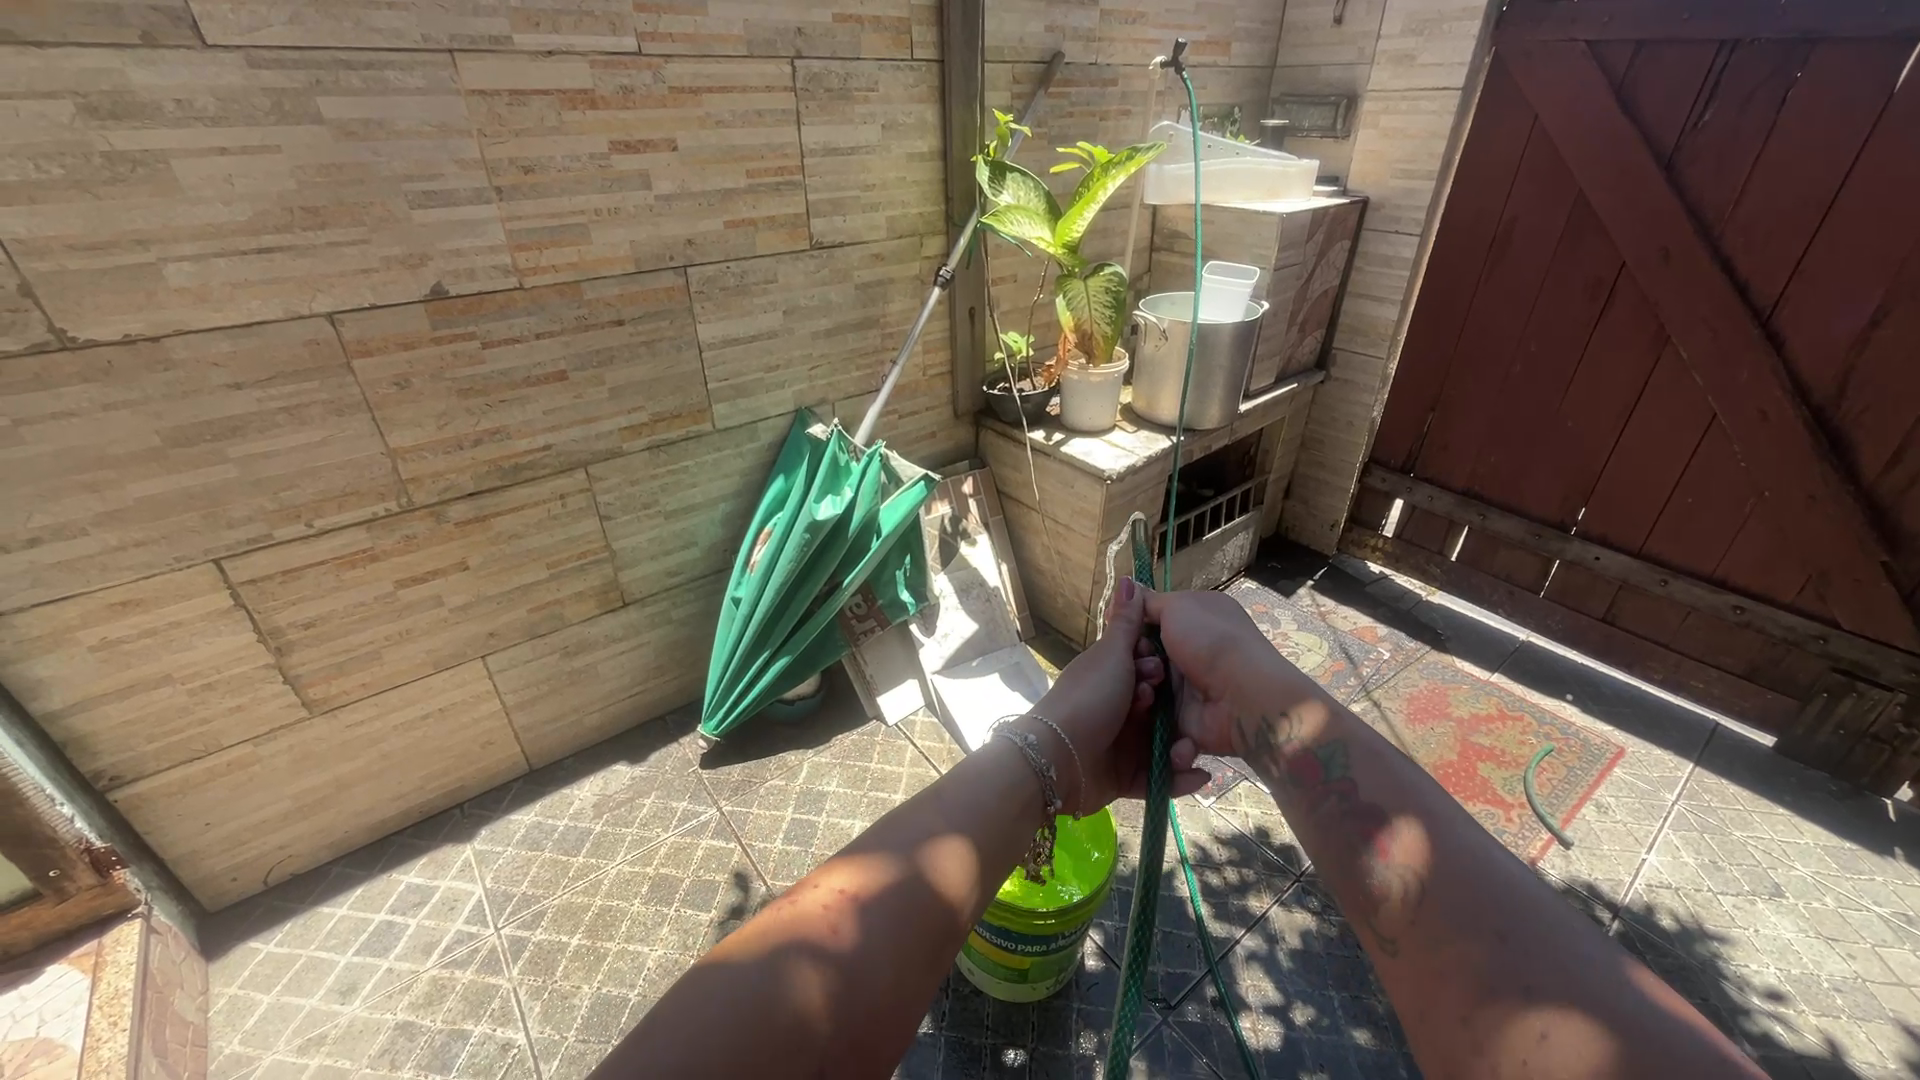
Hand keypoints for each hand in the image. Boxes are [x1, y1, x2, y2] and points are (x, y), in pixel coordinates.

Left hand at [1023, 578, 1207, 811]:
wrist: (1059, 756)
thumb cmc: (1089, 698)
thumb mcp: (1111, 655)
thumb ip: (1125, 623)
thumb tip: (1128, 579)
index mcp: (1111, 678)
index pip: (1145, 670)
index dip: (1156, 669)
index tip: (1157, 670)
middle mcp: (1117, 710)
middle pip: (1159, 708)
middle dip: (1172, 709)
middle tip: (1164, 708)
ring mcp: (1121, 745)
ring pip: (1163, 745)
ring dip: (1181, 747)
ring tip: (1188, 750)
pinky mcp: (1124, 777)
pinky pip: (1157, 779)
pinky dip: (1177, 779)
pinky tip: (1200, 775)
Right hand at [1140, 586, 1298, 758]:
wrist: (1240, 697)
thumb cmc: (1210, 641)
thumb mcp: (1177, 606)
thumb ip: (1148, 601)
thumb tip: (1127, 587)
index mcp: (1198, 615)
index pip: (1154, 615)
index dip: (1133, 621)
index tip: (1115, 625)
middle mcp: (1194, 646)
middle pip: (1146, 648)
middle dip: (1134, 654)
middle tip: (1132, 657)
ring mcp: (1188, 681)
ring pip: (1145, 678)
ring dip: (1139, 680)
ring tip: (1141, 680)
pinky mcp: (1181, 713)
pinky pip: (1153, 707)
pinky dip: (1145, 705)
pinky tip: (1144, 700)